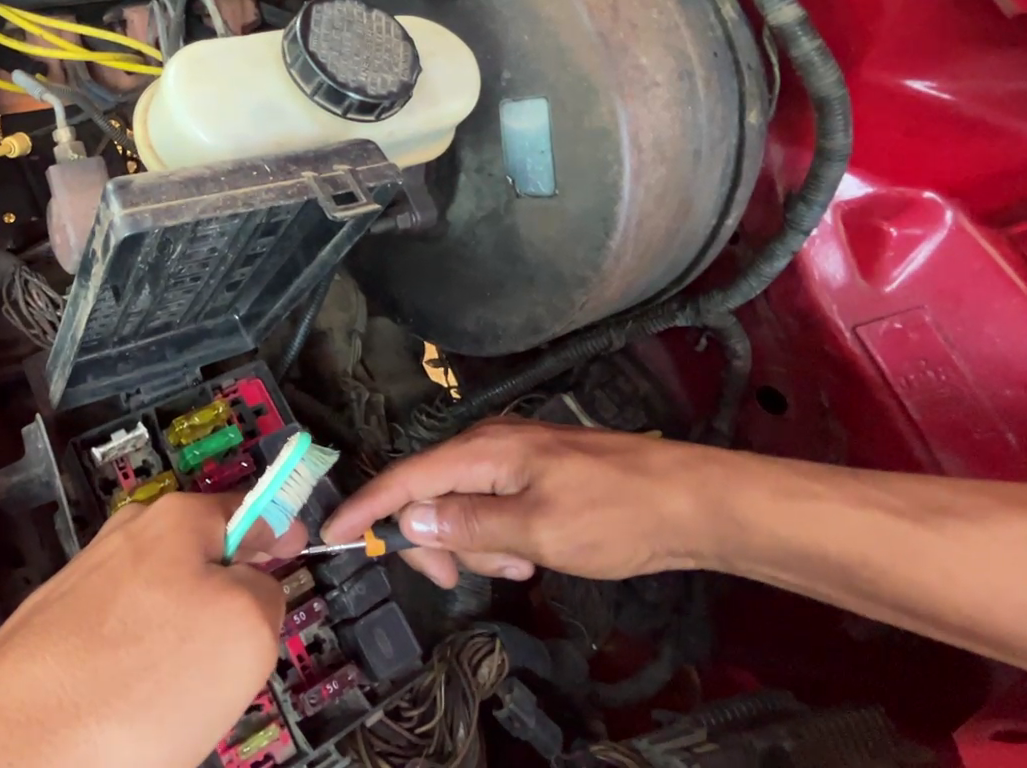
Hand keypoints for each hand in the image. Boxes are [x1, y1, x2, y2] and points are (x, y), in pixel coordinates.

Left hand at [0, 490, 304, 767]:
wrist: (9, 753)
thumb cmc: (132, 685)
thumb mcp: (246, 629)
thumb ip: (268, 587)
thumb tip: (259, 582)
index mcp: (174, 518)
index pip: (248, 507)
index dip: (278, 534)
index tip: (293, 557)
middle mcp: (124, 539)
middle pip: (205, 564)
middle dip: (227, 610)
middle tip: (232, 664)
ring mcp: (84, 584)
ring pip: (165, 612)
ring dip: (182, 652)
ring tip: (175, 704)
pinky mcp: (55, 635)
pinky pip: (124, 648)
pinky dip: (139, 679)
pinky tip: (132, 718)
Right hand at [321, 418, 731, 587]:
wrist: (694, 503)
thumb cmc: (616, 514)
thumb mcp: (538, 530)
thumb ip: (468, 525)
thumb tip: (409, 518)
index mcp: (482, 452)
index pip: (406, 477)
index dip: (367, 506)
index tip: (332, 533)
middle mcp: (487, 446)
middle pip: (427, 493)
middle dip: (435, 539)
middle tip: (456, 579)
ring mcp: (510, 458)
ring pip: (459, 504)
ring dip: (473, 542)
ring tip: (520, 564)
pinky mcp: (530, 473)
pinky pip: (488, 505)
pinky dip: (495, 534)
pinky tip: (528, 552)